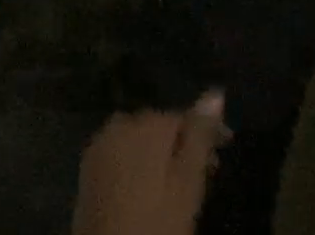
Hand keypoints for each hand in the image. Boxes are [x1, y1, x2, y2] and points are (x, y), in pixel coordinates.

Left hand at [71, 94, 224, 234]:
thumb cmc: (156, 221)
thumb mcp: (187, 182)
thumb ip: (200, 136)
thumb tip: (216, 93)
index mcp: (146, 123)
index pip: (184, 115)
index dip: (208, 130)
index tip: (226, 148)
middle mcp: (120, 122)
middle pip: (160, 125)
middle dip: (183, 141)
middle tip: (209, 170)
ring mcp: (100, 142)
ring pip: (140, 137)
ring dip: (161, 151)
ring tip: (182, 181)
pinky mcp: (88, 163)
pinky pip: (121, 150)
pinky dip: (138, 160)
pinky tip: (150, 185)